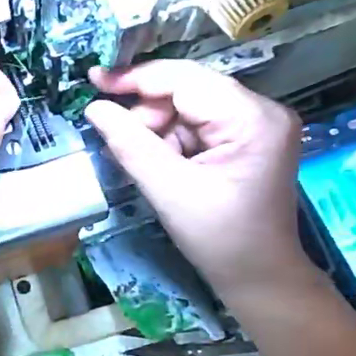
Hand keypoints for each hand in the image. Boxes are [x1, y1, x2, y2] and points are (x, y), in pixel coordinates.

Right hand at [84, 61, 315, 301]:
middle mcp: (261, 110)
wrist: (259, 277)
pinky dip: (173, 142)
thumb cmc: (220, 239)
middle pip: (188, 90)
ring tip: (153, 168)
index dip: (137, 78)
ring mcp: (256, 124)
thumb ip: (130, 145)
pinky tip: (167, 168)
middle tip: (122, 143)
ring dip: (159, 131)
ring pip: (188, 108)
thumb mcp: (169, 191)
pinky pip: (197, 125)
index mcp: (252, 118)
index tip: (95, 80)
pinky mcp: (247, 139)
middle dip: (149, 114)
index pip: (186, 79)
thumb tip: (94, 108)